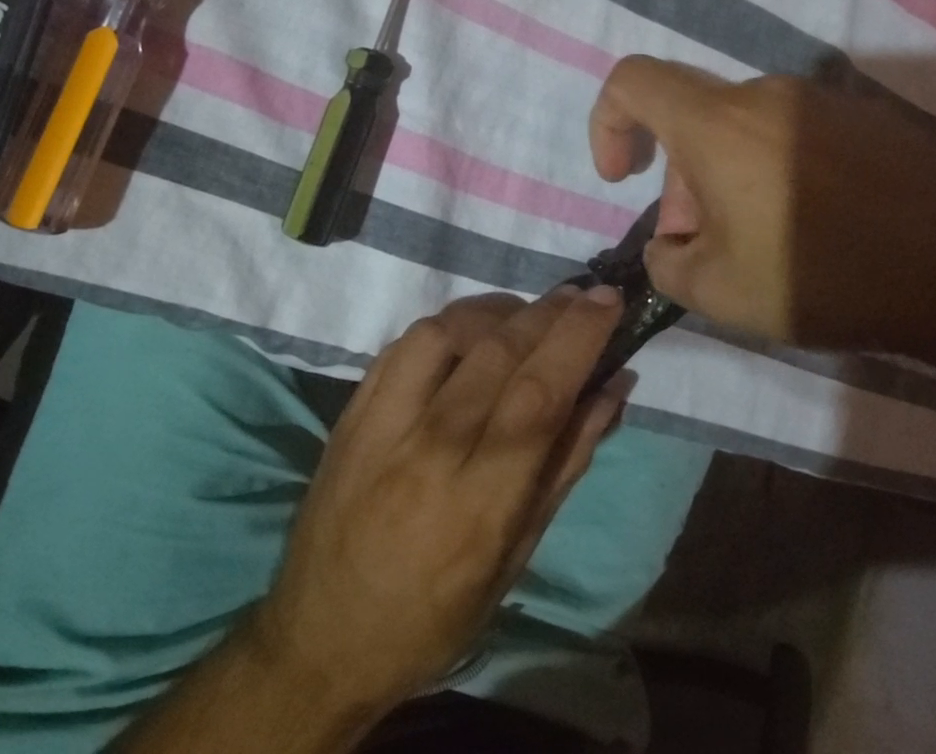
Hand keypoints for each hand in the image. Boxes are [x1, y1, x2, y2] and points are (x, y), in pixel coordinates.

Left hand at [250, 287, 628, 711]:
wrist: (322, 639)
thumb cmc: (437, 616)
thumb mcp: (517, 555)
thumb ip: (566, 463)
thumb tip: (612, 389)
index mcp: (479, 502)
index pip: (540, 393)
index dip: (580, 337)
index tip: (610, 301)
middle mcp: (429, 450)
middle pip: (498, 353)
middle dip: (551, 312)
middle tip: (585, 294)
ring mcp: (380, 426)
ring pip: (445, 334)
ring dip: (497, 311)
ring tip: (529, 315)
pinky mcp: (349, 415)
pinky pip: (401, 347)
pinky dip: (447, 325)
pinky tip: (471, 333)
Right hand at [588, 55, 935, 355]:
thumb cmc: (821, 279)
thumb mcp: (716, 292)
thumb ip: (664, 261)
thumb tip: (671, 243)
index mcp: (719, 124)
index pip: (634, 80)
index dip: (607, 122)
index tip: (622, 178)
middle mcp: (769, 95)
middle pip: (695, 117)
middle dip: (680, 180)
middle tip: (705, 245)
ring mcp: (828, 102)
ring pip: (747, 130)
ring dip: (731, 181)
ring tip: (764, 247)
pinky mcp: (872, 120)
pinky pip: (798, 136)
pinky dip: (779, 174)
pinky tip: (818, 230)